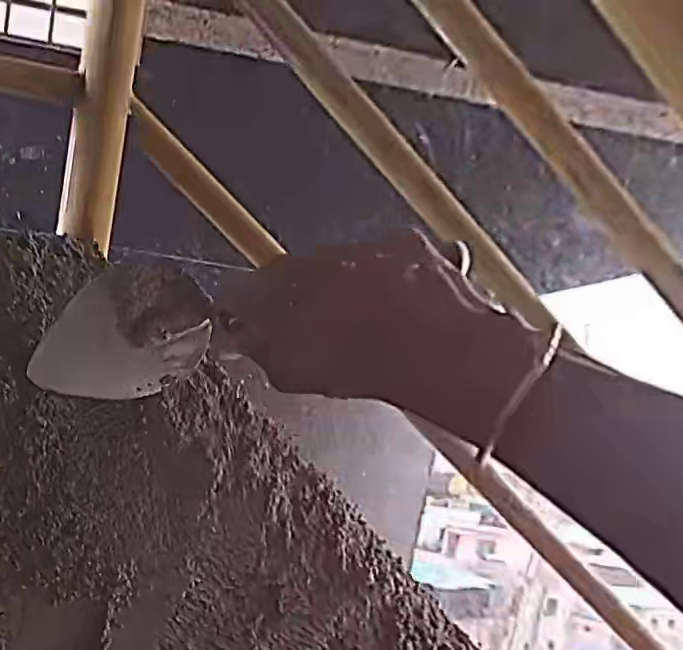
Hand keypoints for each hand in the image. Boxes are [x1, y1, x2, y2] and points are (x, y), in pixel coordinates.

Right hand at [210, 230, 545, 439]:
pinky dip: (370, 276)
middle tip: (290, 323)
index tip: (238, 320)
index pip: (246, 288)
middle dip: (285, 294)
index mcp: (286, 286)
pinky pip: (375, 257)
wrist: (444, 355)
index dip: (240, 306)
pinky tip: (377, 304)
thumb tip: (240, 339)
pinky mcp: (408, 245)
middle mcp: (323, 258)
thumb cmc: (364, 368)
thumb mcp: (291, 372)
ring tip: (340, 318)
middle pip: (290, 271)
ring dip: (329, 284)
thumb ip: (258, 350)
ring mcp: (367, 248)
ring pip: (333, 263)